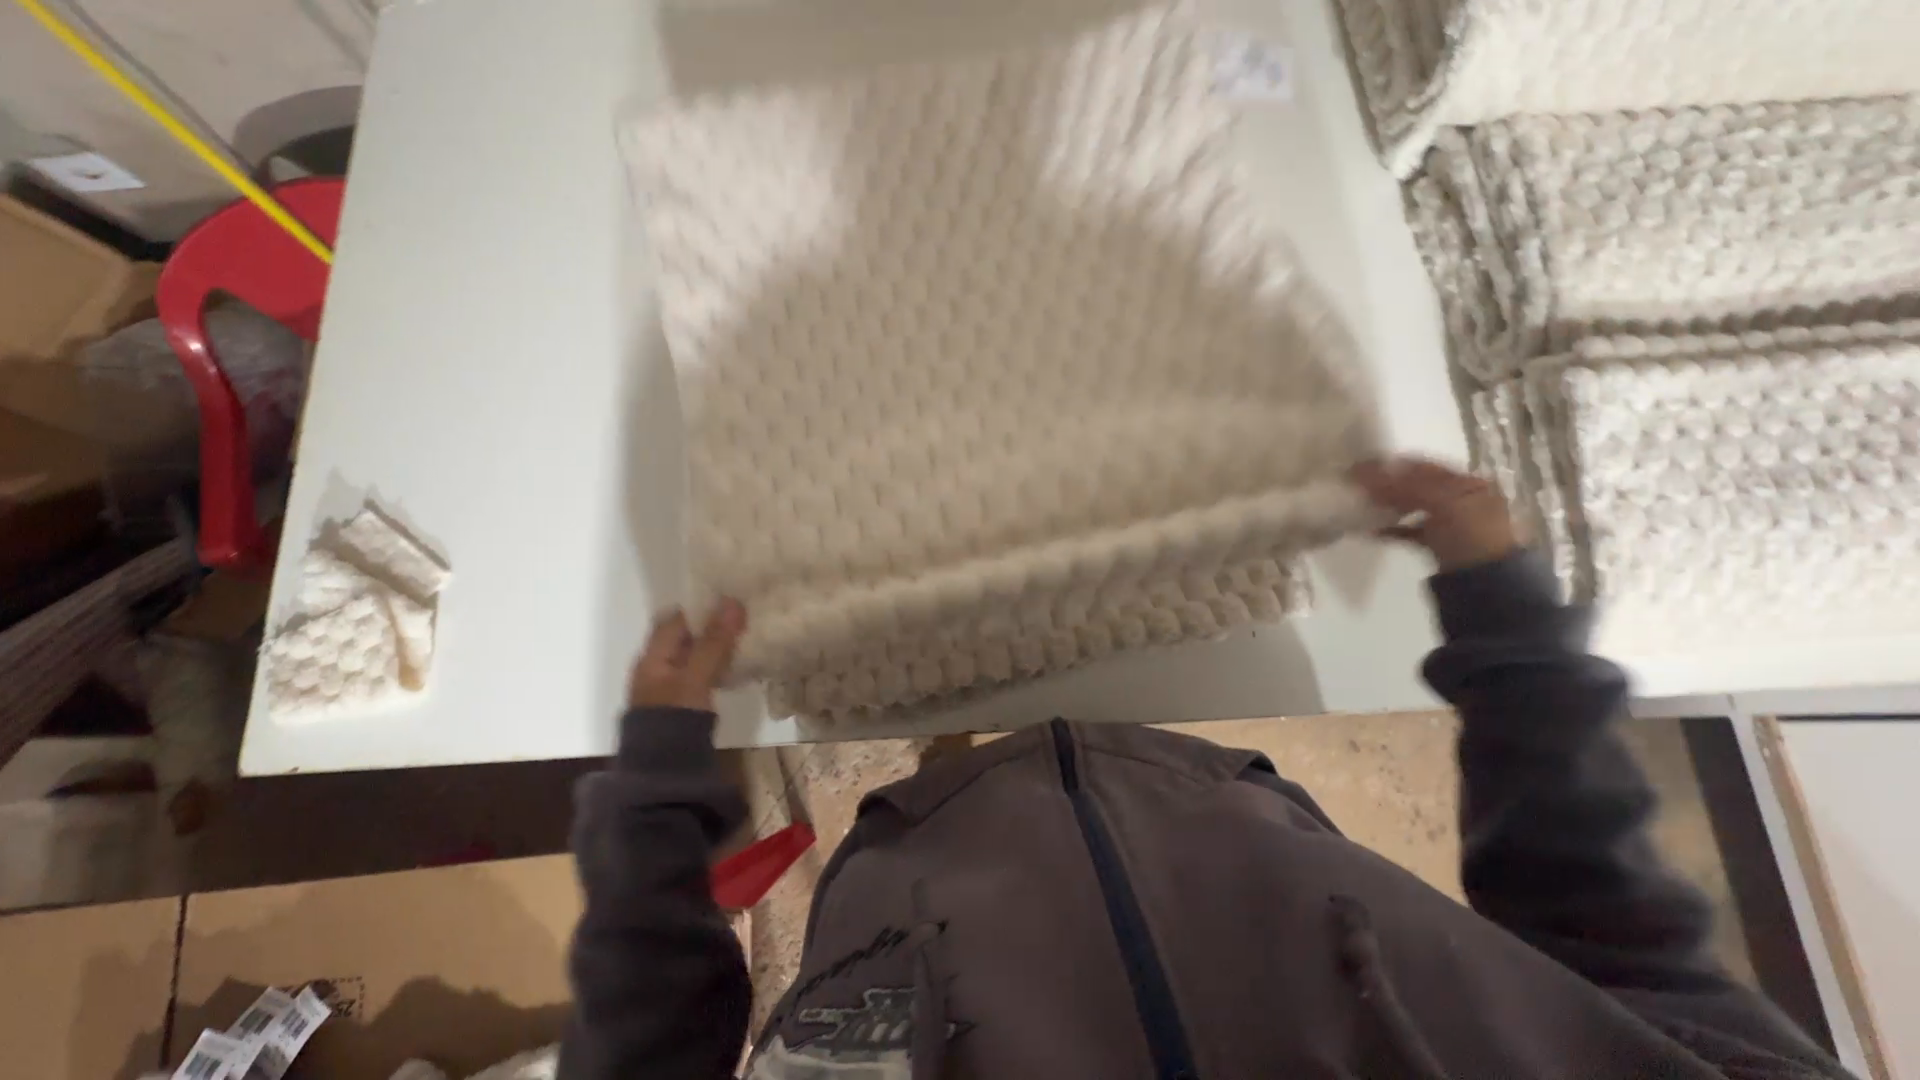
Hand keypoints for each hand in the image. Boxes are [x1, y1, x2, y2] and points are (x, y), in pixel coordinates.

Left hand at [629, 599, 746, 710]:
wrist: (665, 769)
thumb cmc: (675, 716)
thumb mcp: (696, 678)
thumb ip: (714, 641)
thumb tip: (732, 601)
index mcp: (651, 657)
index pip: (675, 619)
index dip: (701, 606)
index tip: (731, 598)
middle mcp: (656, 669)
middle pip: (686, 638)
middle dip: (713, 626)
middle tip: (745, 618)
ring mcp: (669, 689)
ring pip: (696, 657)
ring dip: (718, 648)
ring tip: (748, 639)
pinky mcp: (684, 706)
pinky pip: (703, 677)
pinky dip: (719, 668)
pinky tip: (739, 668)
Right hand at [1351, 457, 1521, 571]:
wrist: (1488, 585)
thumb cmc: (1472, 536)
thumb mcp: (1443, 504)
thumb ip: (1404, 487)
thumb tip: (1363, 473)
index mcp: (1470, 484)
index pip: (1426, 466)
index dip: (1394, 464)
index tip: (1363, 466)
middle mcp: (1462, 500)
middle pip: (1417, 486)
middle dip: (1387, 485)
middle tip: (1357, 486)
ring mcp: (1451, 524)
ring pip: (1412, 508)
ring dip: (1388, 505)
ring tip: (1362, 505)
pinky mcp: (1439, 547)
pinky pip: (1411, 532)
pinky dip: (1392, 529)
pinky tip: (1371, 531)